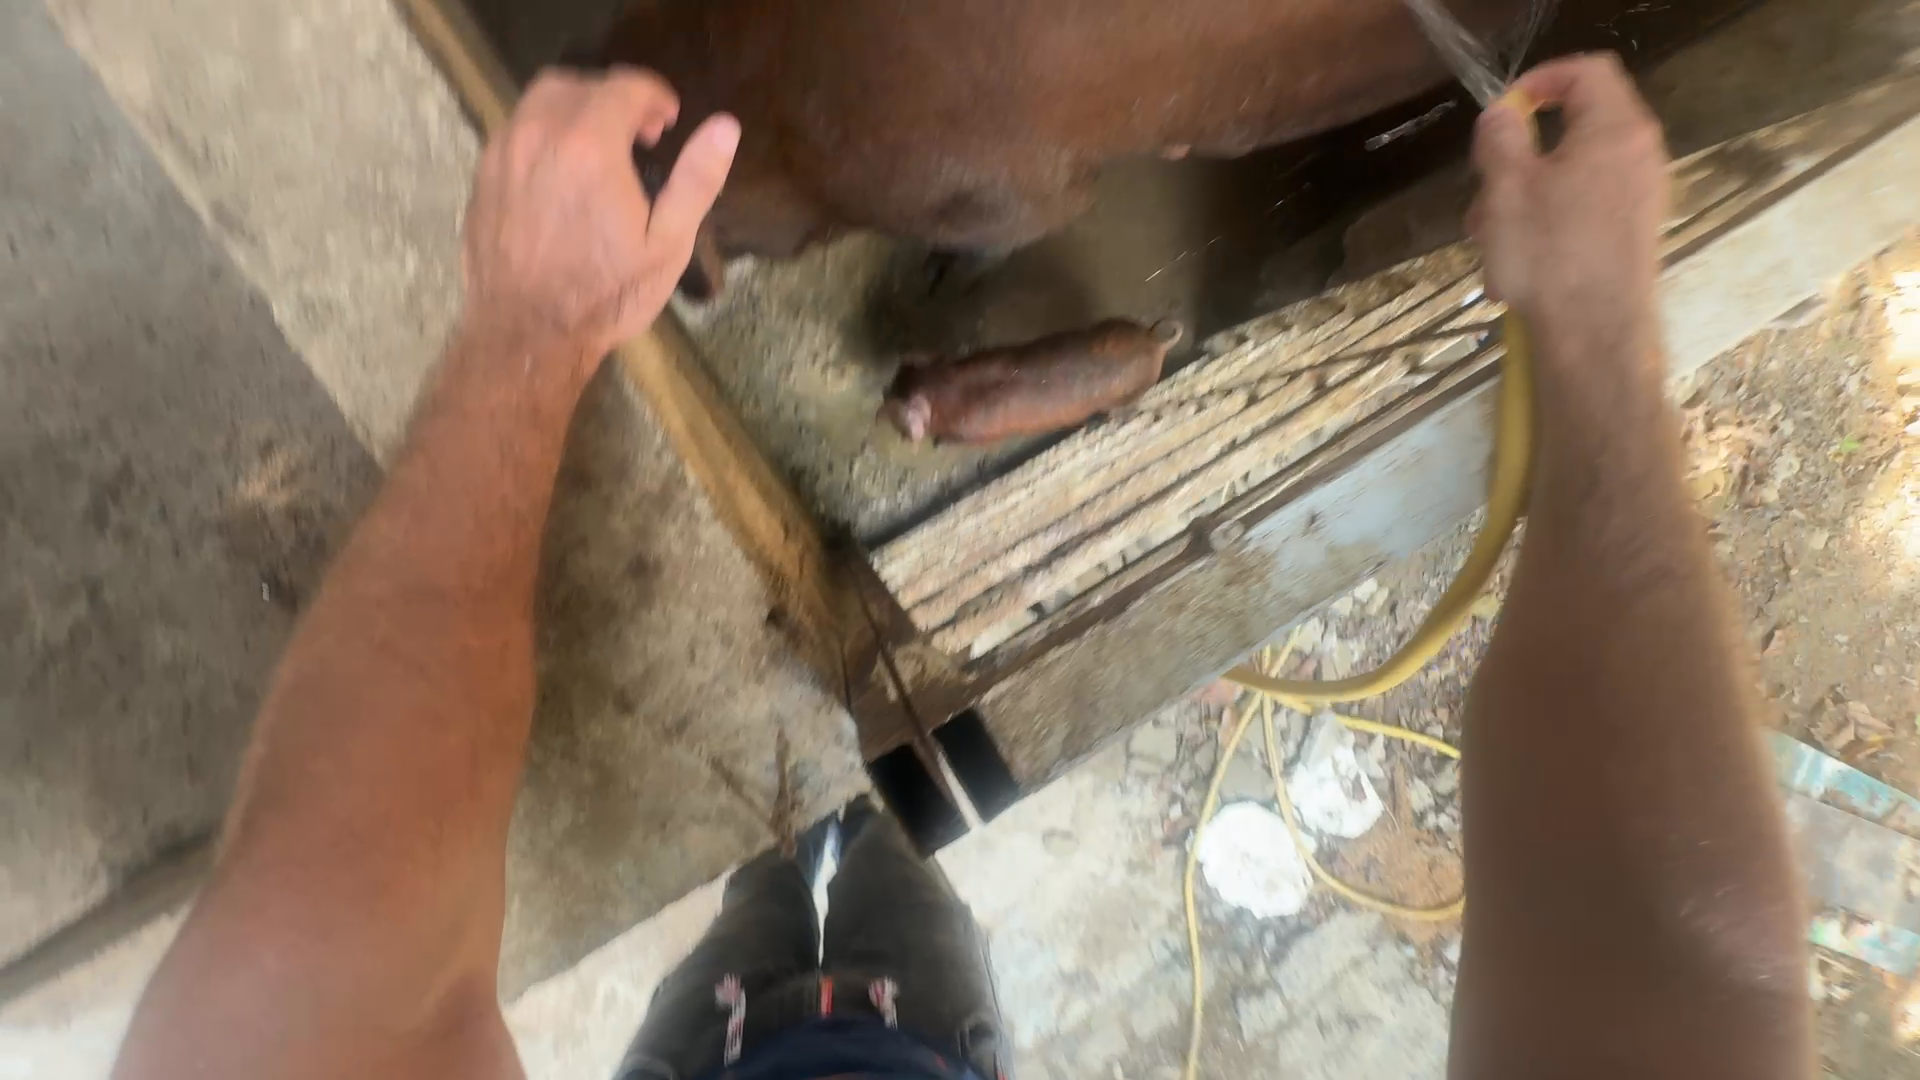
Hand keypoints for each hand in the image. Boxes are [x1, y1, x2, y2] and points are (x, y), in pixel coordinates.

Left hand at [459, 68, 737, 372]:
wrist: (530, 329)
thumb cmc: (609, 294)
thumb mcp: (668, 245)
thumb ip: (696, 180)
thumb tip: (726, 127)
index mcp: (590, 144)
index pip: (625, 86)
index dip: (655, 96)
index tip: (670, 119)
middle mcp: (539, 131)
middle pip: (578, 83)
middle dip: (615, 98)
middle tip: (642, 135)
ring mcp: (503, 150)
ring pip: (540, 101)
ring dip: (578, 111)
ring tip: (604, 152)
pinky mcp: (484, 174)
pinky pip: (518, 131)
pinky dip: (549, 135)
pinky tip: (568, 177)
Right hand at [1469, 54, 1667, 386]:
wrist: (1592, 325)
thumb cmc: (1546, 252)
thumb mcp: (1506, 190)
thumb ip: (1501, 142)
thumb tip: (1501, 113)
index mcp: (1613, 129)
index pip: (1585, 72)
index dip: (1539, 80)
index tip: (1498, 113)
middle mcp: (1635, 153)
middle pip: (1570, 131)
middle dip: (1515, 160)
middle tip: (1482, 195)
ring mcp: (1636, 194)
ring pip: (1566, 177)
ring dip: (1519, 201)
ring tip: (1491, 241)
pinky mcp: (1627, 231)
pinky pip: (1577, 210)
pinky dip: (1541, 226)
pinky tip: (1515, 265)